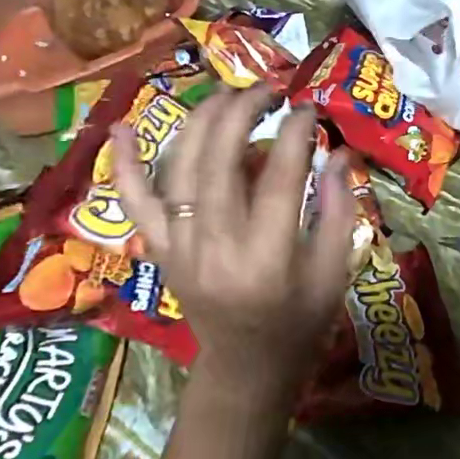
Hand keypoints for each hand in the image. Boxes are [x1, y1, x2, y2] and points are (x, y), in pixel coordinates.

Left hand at [111, 88, 355, 407]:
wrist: (245, 369)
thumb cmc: (300, 323)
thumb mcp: (334, 273)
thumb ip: (339, 209)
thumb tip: (338, 150)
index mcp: (266, 260)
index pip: (278, 178)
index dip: (294, 133)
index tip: (306, 106)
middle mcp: (215, 249)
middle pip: (219, 162)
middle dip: (243, 112)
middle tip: (267, 89)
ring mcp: (178, 248)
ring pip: (179, 169)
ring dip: (200, 121)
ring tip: (226, 93)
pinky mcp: (159, 250)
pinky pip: (134, 202)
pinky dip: (124, 165)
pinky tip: (120, 128)